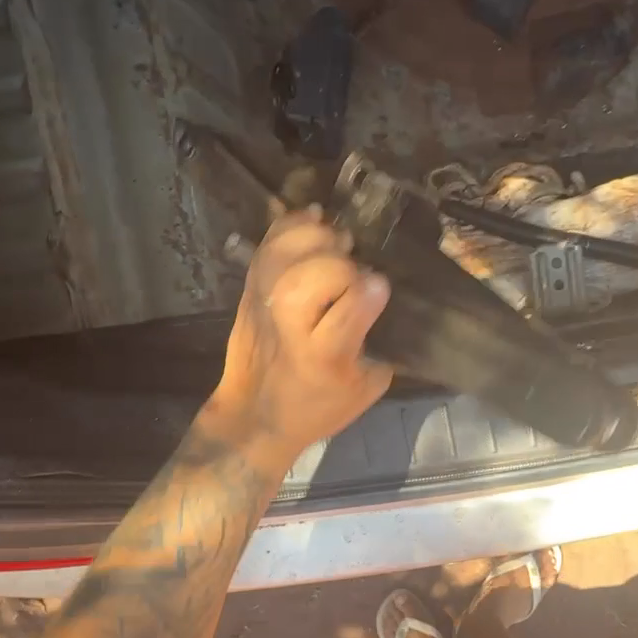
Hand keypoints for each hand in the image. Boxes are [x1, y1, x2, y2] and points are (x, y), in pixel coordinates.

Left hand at [203, 206, 394, 466]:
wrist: (254, 415)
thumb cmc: (317, 407)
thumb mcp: (366, 388)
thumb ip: (381, 345)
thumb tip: (387, 301)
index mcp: (324, 355)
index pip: (355, 301)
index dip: (374, 289)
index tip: (382, 291)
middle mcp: (290, 322)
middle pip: (322, 270)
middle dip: (346, 265)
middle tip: (354, 277)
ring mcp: (265, 299)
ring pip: (291, 247)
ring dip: (322, 239)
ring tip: (338, 246)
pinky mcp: (250, 286)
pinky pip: (271, 240)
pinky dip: (294, 224)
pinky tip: (317, 222)